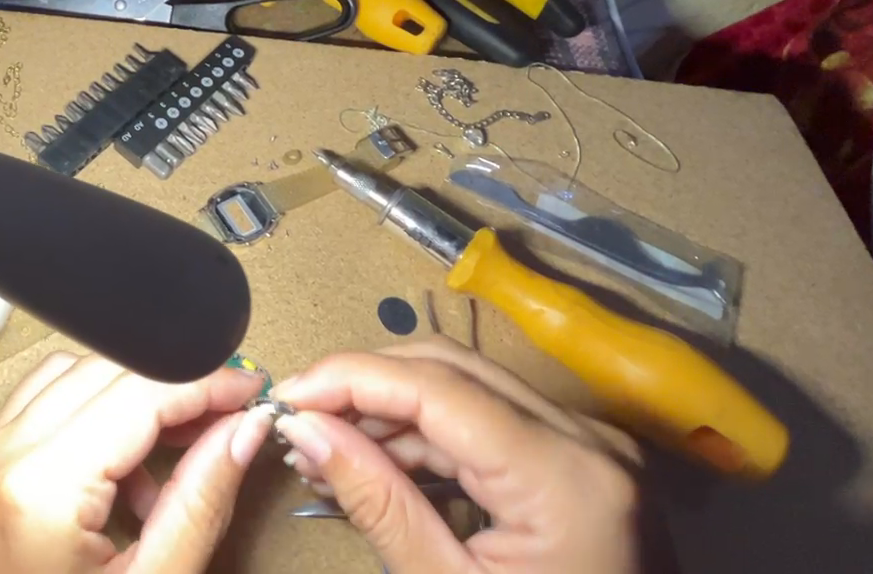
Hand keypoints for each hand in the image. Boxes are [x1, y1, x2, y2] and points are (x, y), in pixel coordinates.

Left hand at [0, 351, 273, 573]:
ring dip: (131, 397)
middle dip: (174, 385)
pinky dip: (91, 414)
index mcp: (37, 490)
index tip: (249, 388)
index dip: (204, 383)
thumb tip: (243, 429)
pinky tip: (124, 469)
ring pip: (73, 375)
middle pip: (105, 373)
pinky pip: (42, 403)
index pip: (138, 394)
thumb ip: (200, 501)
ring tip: (179, 445)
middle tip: (228, 412)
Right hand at [270, 339, 666, 573]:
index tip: (285, 397)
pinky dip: (422, 434)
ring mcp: (587, 446)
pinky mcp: (577, 459)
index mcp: (567, 477)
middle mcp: (585, 440)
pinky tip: (373, 459)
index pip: (433, 386)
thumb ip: (376, 502)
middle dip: (362, 387)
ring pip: (459, 387)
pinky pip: (482, 421)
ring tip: (323, 447)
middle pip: (444, 370)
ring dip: (385, 410)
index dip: (348, 379)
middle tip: (299, 420)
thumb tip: (302, 428)